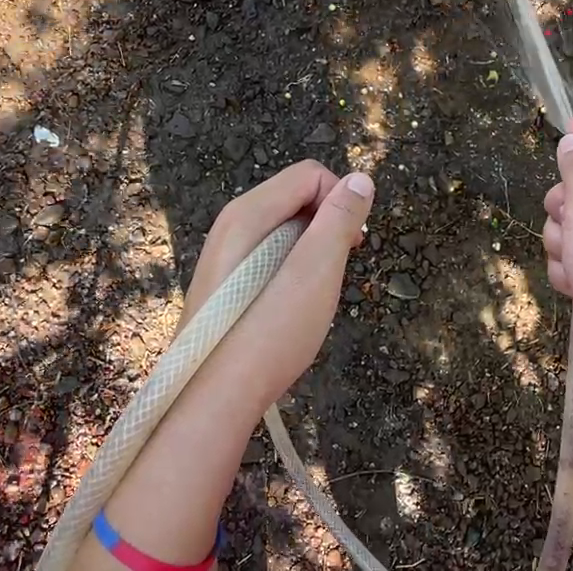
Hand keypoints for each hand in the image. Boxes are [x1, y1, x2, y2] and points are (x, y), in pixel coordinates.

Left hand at [180, 160, 374, 412]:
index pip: (310, 174)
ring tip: (313, 295)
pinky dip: (291, 269)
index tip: (353, 245)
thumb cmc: (268, 332)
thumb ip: (338, 220)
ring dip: (312, 251)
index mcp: (249, 211)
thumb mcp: (315, 272)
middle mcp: (231, 222)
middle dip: (327, 226)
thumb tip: (361, 178)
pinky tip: (291, 307)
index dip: (341, 200)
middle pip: (296, 197)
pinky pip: (269, 253)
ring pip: (286, 228)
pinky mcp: (224, 280)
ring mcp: (224, 252)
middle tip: (335, 273)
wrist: (212, 399)